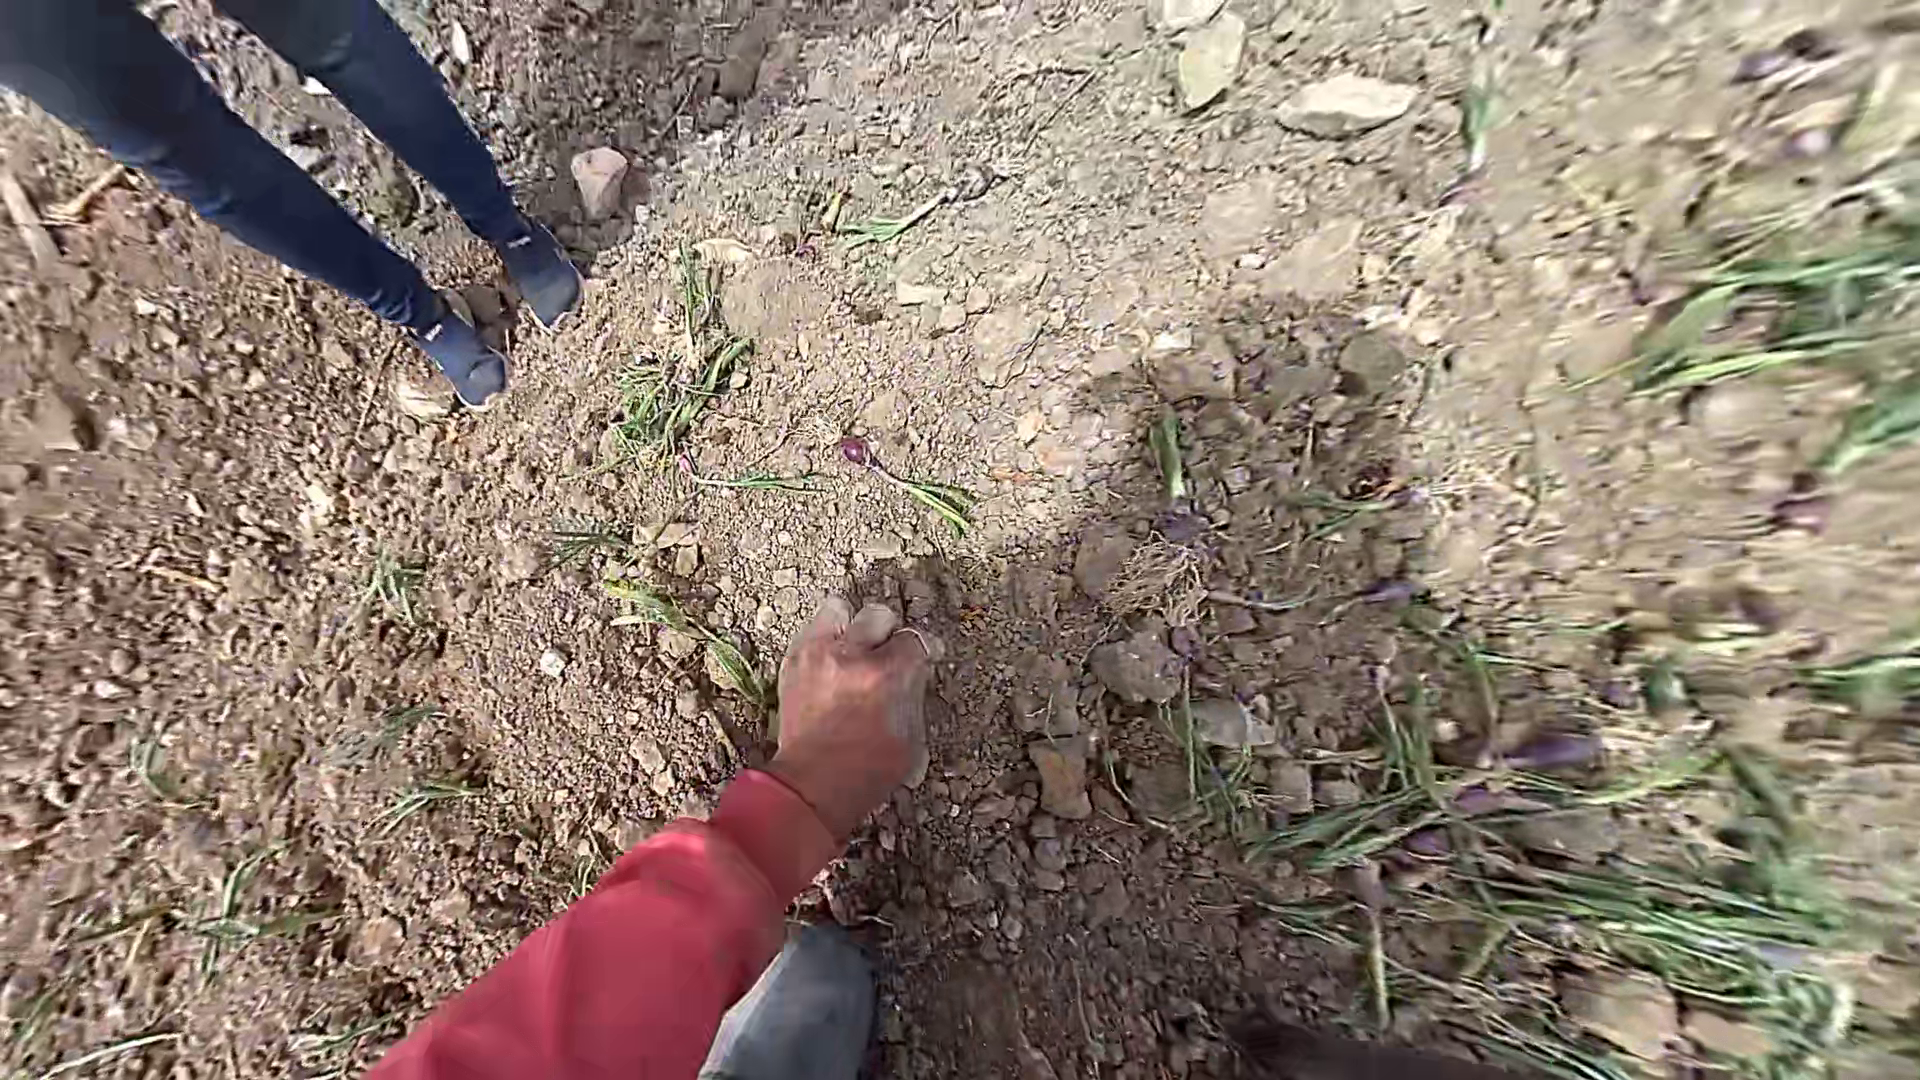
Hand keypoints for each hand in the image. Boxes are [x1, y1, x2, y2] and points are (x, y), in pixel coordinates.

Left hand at [766, 597, 934, 838]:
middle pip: (879, 613)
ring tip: (852, 647)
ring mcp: (819, 655)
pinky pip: (813, 628)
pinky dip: (825, 639)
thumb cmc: (868, 769)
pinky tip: (831, 660)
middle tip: (885, 653)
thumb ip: (914, 692)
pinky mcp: (794, 660)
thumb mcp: (913, 736)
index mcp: (890, 675)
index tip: (923, 656)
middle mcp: (854, 656)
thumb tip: (917, 668)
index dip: (923, 649)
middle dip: (887, 633)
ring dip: (850, 626)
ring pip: (840, 608)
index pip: (915, 638)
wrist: (813, 786)